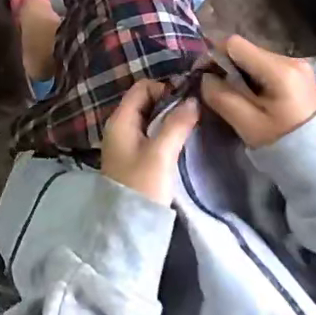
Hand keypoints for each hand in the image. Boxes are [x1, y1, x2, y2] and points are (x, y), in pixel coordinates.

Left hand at [100, 79, 199, 204]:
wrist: (127, 227)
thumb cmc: (141, 186)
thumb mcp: (161, 153)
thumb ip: (177, 123)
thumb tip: (193, 100)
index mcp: (120, 120)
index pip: (142, 87)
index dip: (166, 88)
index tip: (189, 101)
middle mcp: (120, 127)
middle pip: (147, 101)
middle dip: (171, 103)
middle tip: (195, 112)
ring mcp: (126, 143)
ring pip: (151, 119)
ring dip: (170, 119)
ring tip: (193, 125)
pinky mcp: (134, 158)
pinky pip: (151, 135)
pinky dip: (166, 133)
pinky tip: (182, 141)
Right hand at [200, 35, 315, 148]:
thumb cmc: (284, 145)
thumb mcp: (247, 124)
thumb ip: (222, 97)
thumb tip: (205, 78)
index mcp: (279, 69)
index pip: (235, 44)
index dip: (213, 56)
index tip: (202, 76)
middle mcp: (291, 59)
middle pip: (246, 51)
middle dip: (227, 67)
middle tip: (216, 91)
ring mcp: (298, 65)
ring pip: (256, 59)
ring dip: (241, 74)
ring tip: (236, 98)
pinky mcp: (300, 75)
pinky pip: (268, 68)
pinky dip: (255, 79)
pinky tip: (254, 99)